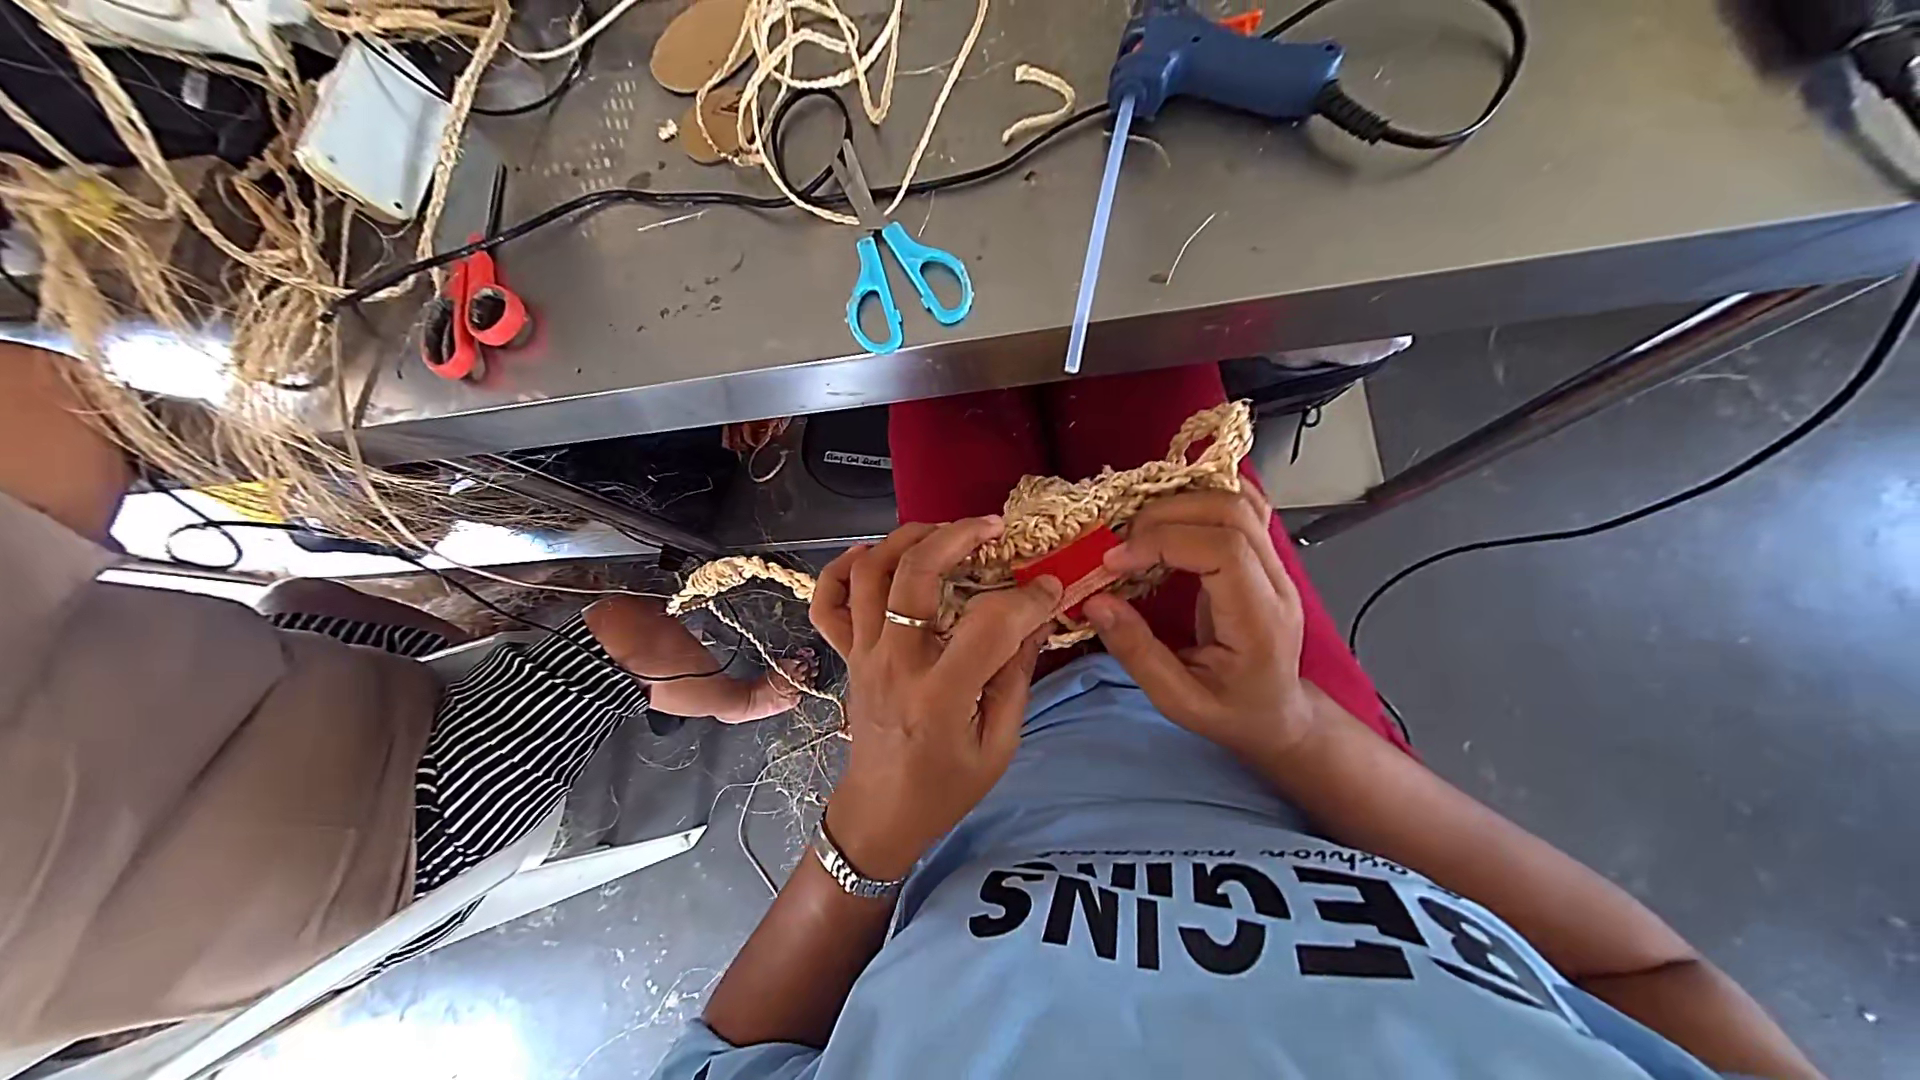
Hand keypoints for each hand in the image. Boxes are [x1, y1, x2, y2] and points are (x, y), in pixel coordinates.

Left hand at [809, 518, 1062, 879]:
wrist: (881, 813)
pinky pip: (829, 603)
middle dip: (958, 536)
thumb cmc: (946, 787)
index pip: (988, 623)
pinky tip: (872, 554)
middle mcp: (895, 663)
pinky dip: (843, 569)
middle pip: (916, 574)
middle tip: (992, 527)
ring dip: (907, 538)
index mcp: (940, 694)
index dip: (1027, 598)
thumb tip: (1035, 618)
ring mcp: (863, 654)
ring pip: (871, 572)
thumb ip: (1016, 675)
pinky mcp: (847, 655)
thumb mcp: (999, 743)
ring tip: (944, 530)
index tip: (1050, 587)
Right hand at [1081, 487, 1319, 762]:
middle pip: (1231, 512)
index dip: (1162, 542)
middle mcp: (1277, 582)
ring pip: (1238, 499)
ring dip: (1179, 502)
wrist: (1279, 714)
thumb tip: (1095, 602)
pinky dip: (1202, 497)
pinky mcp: (1265, 555)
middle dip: (1164, 515)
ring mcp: (1277, 564)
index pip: (1223, 549)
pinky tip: (1170, 512)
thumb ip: (1137, 651)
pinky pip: (1243, 505)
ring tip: (1138, 529)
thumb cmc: (1232, 712)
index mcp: (1259, 620)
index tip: (1114, 561)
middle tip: (1120, 544)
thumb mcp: (1178, 700)